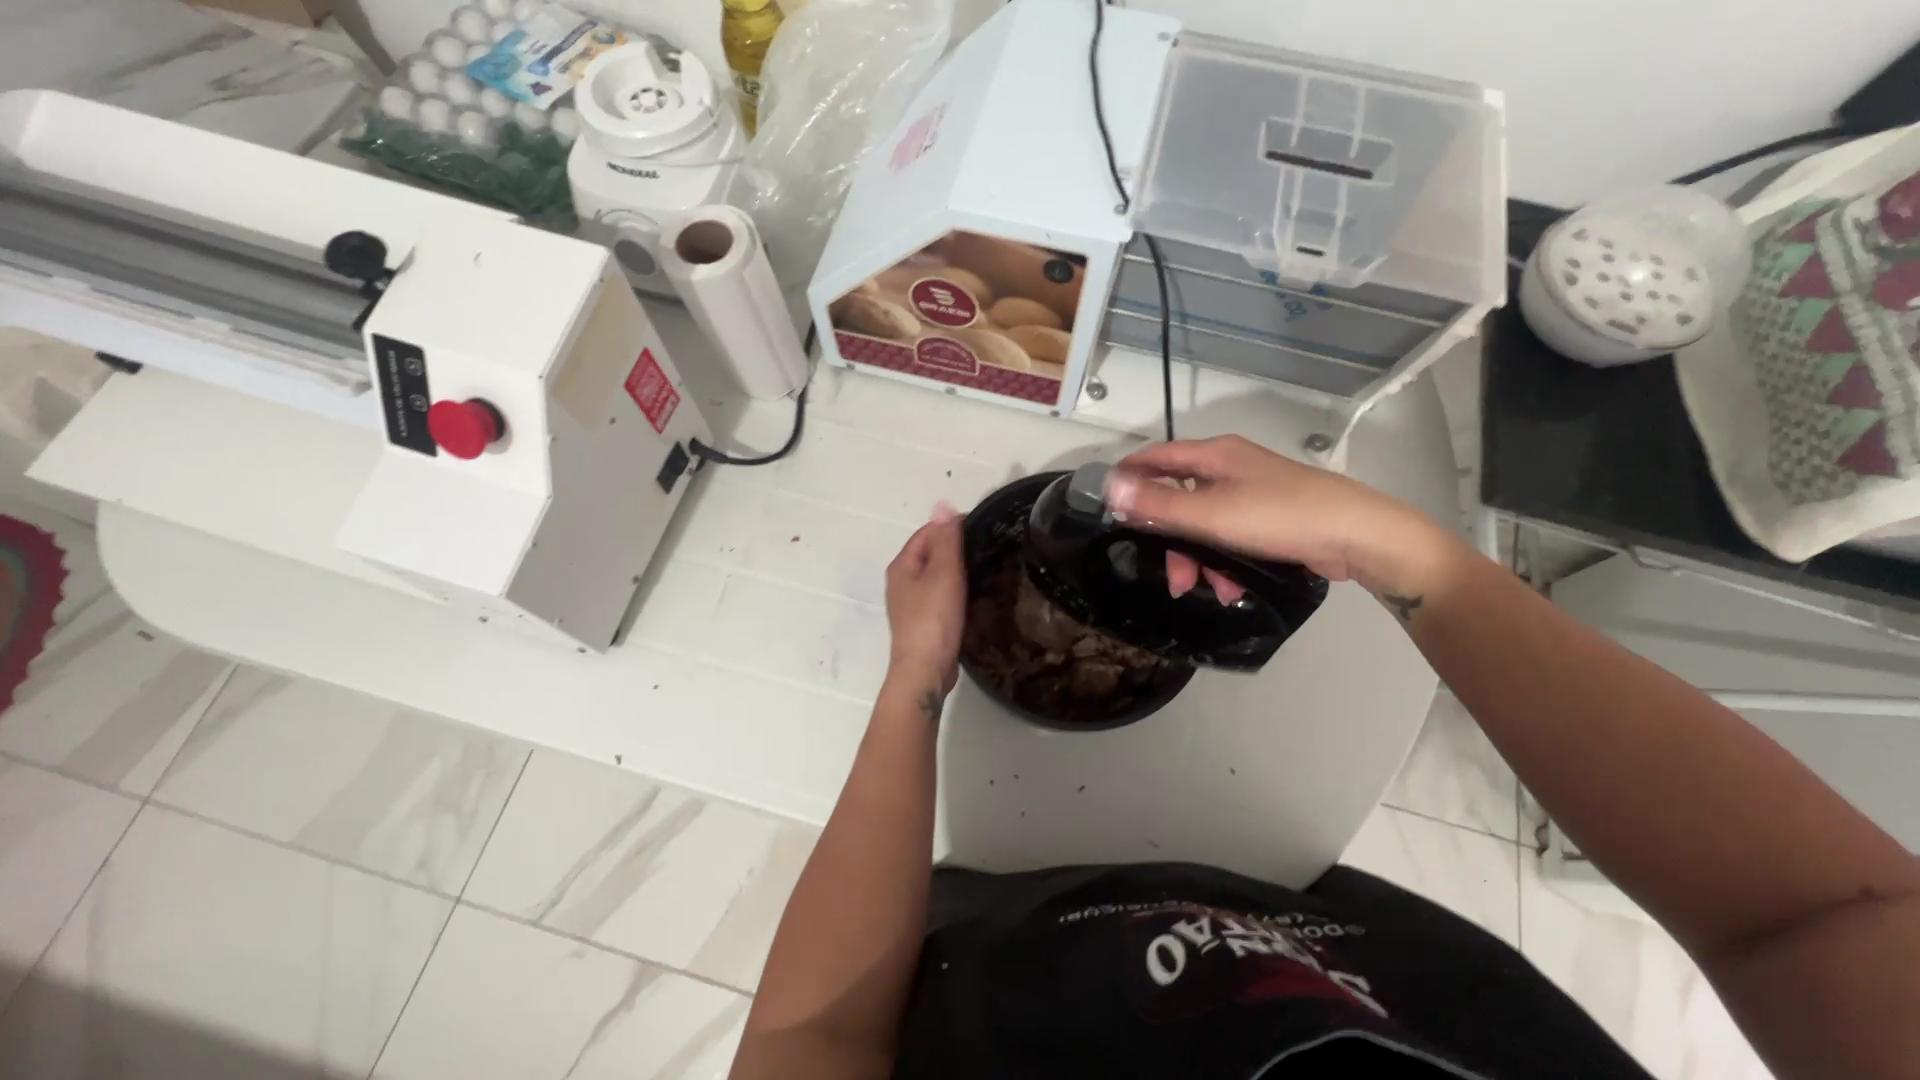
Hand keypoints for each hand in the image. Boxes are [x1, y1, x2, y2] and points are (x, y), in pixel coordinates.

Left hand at [885, 505, 966, 694]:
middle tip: (988, 547)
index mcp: (902, 565)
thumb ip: (946, 539)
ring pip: (935, 575)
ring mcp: (910, 604)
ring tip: (984, 567)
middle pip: (930, 553)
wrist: (925, 670)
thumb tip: (942, 504)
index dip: (952, 525)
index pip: (927, 532)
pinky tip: (972, 594)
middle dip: (955, 546)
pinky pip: (940, 595)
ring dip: (956, 569)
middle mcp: (901, 582)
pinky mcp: (923, 622)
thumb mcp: (943, 573)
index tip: (983, 527)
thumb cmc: (934, 619)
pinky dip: (955, 590)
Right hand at [1104, 435, 1455, 596]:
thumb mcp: (1211, 515)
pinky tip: (1233, 588)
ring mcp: (1252, 492)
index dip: (1129, 477)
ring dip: (1201, 559)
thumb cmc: (1279, 516)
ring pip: (1206, 525)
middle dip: (1172, 541)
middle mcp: (1230, 468)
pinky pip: (1231, 538)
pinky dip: (1226, 562)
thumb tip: (1109, 486)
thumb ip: (1158, 505)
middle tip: (1170, 576)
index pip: (1157, 457)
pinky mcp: (1269, 518)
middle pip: (1180, 500)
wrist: (1357, 535)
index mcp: (1214, 456)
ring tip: (1211, 589)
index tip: (1106, 506)